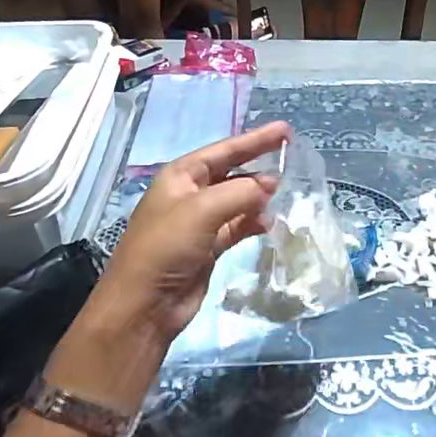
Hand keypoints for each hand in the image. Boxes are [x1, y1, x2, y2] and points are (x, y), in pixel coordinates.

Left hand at [100, 121, 288, 337]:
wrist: (145, 305)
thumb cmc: (167, 247)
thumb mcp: (202, 211)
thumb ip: (240, 192)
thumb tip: (268, 186)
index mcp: (180, 176)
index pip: (223, 150)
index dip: (254, 139)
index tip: (285, 131)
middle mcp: (189, 195)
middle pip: (230, 172)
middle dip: (257, 166)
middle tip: (290, 159)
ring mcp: (198, 223)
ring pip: (236, 201)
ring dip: (257, 196)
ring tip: (283, 193)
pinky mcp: (207, 248)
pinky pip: (236, 226)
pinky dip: (252, 222)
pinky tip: (269, 223)